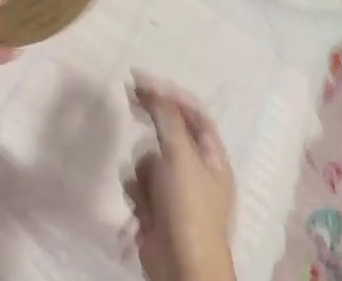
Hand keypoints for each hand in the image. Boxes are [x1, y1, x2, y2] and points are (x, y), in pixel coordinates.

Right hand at [127, 74, 237, 280]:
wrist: (181, 265)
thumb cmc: (188, 208)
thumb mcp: (181, 157)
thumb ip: (168, 121)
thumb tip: (155, 90)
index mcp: (213, 160)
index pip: (194, 115)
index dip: (170, 94)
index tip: (141, 79)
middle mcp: (196, 171)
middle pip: (170, 133)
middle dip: (151, 123)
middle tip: (128, 98)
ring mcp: (175, 190)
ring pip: (148, 159)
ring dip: (143, 168)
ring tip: (148, 187)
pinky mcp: (156, 206)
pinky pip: (138, 182)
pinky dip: (136, 189)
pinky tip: (140, 204)